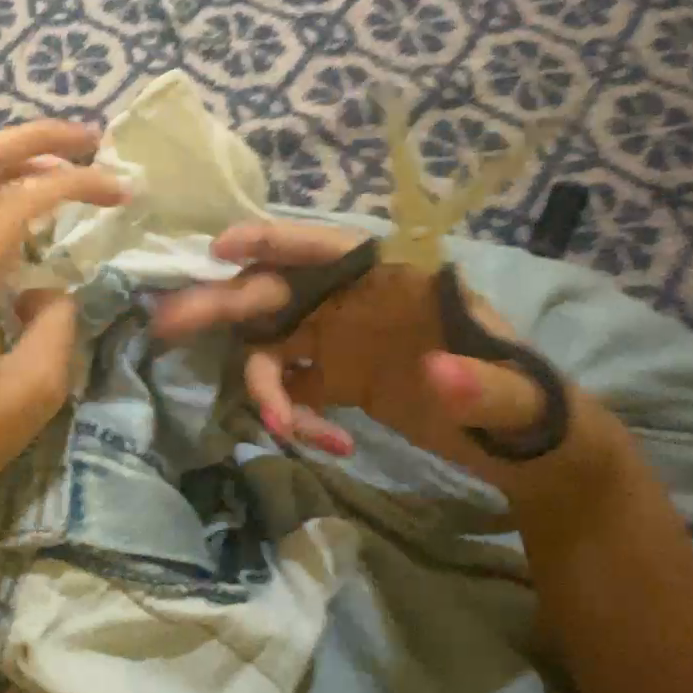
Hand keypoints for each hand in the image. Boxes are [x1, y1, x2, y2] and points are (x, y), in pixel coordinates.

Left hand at [0, 121, 129, 532]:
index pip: (17, 202)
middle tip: (87, 138)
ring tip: (61, 160)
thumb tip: (51, 285)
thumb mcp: (32, 393)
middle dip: (29, 139)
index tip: (122, 186)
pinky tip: (20, 200)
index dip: (75, 183)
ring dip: (3, 157)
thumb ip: (56, 321)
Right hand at [153, 220, 618, 501]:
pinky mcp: (333, 378)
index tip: (222, 249)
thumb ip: (485, 385)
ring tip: (286, 429)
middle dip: (220, 305)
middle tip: (166, 322)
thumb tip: (437, 375)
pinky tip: (330, 445)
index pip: (327, 246)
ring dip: (262, 385)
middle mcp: (352, 299)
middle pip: (273, 292)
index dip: (271, 241)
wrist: (523, 451)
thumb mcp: (519, 396)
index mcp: (395, 278)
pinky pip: (288, 388)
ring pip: (268, 346)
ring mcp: (336, 338)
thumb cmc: (527, 404)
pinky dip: (293, 416)